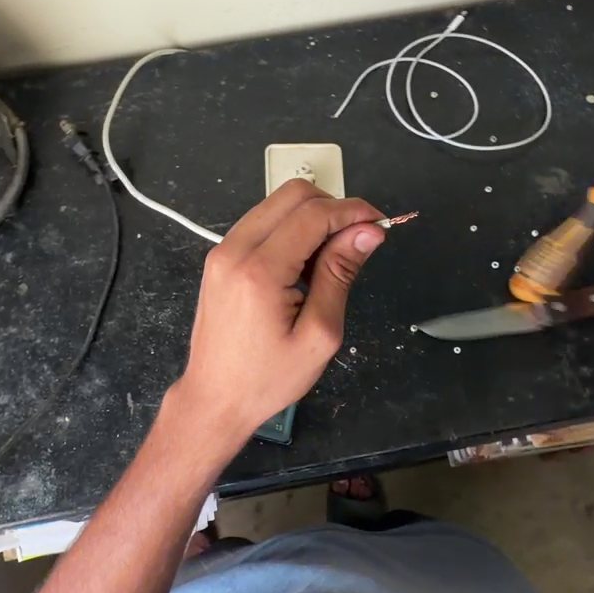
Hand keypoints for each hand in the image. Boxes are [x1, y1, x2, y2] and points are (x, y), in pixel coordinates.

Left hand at [167, 179, 384, 444]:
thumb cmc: (268, 378)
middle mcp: (234, 249)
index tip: (380, 225)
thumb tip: (368, 232)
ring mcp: (222, 250)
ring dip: (311, 218)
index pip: (313, 214)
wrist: (214, 398)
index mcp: (259, 271)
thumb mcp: (318, 333)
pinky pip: (261, 222)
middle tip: (356, 242)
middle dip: (333, 208)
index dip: (353, 211)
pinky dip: (290, 229)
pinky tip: (303, 265)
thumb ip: (340, 274)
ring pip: (276, 204)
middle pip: (292, 194)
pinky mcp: (219, 257)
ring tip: (329, 260)